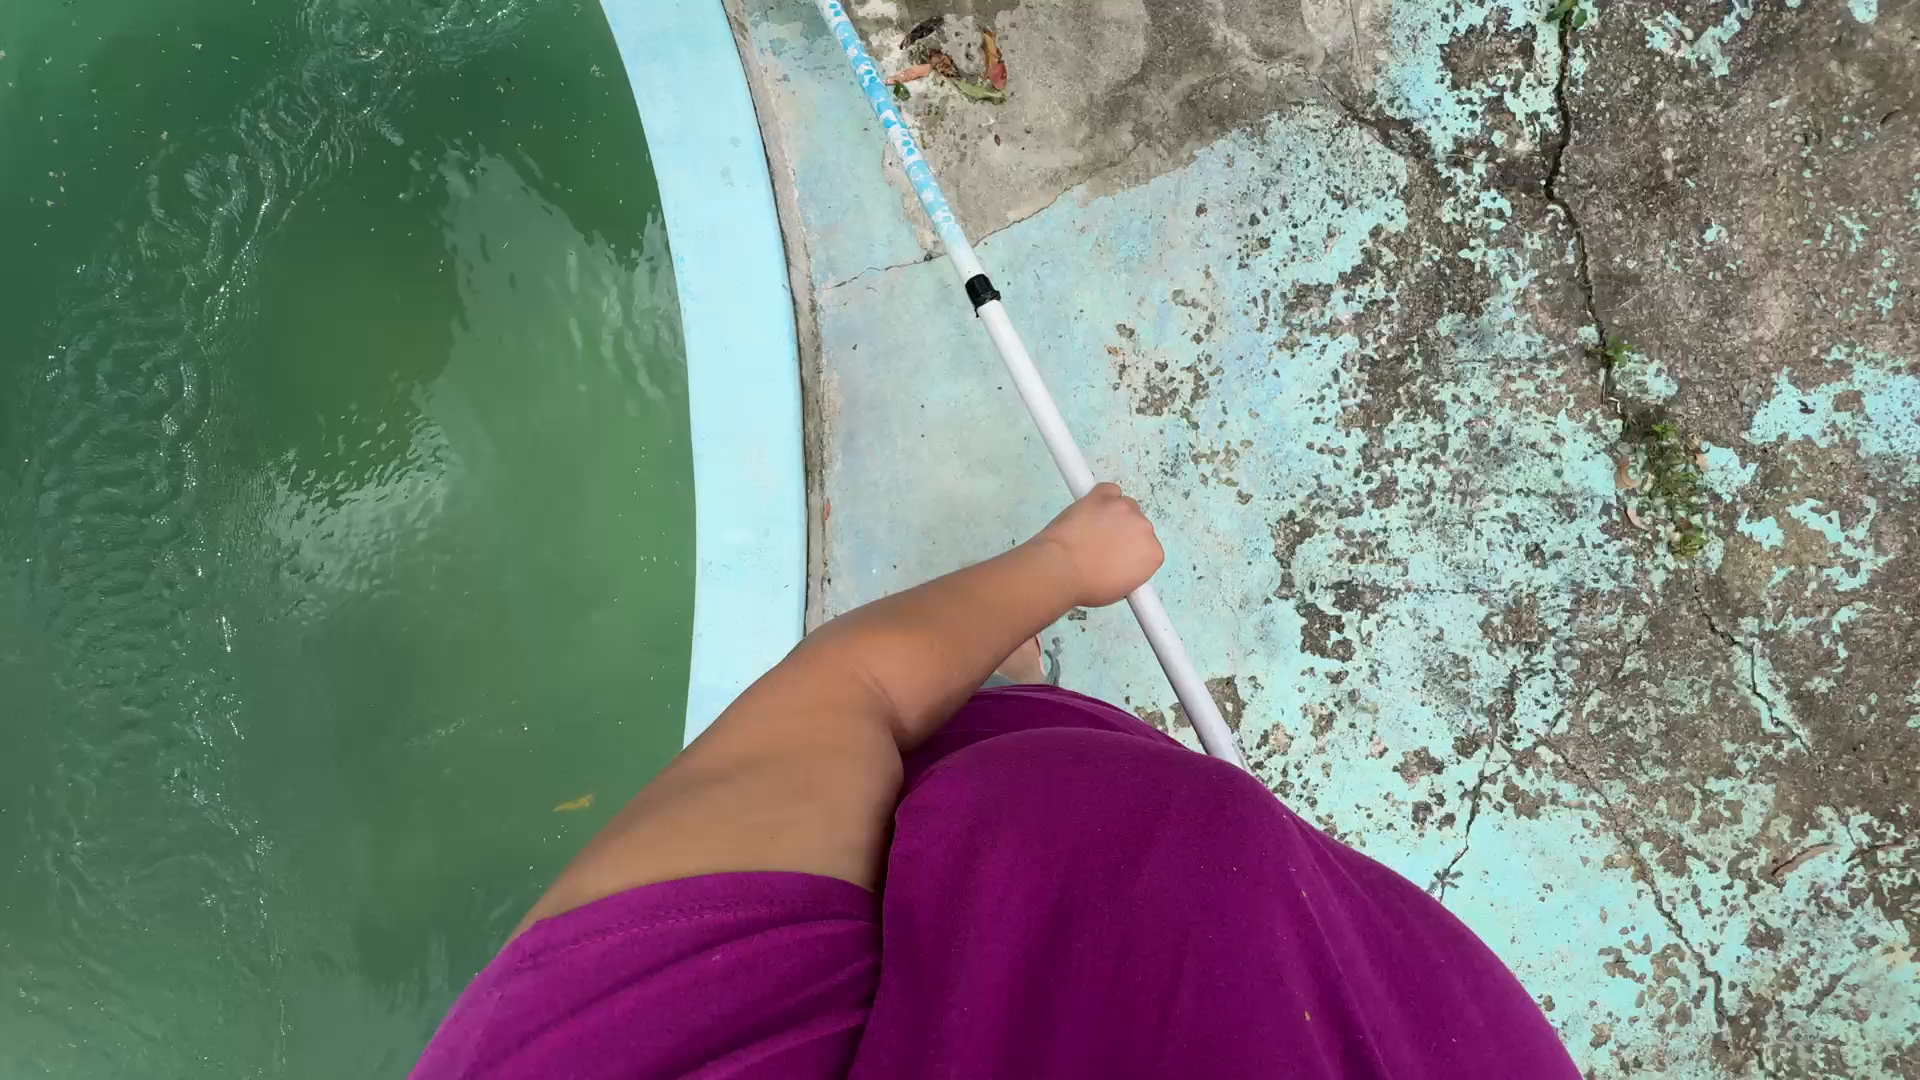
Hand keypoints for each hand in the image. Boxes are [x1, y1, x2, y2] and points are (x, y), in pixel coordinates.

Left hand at [1029, 483, 1164, 607]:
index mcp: (1153, 554)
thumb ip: (1130, 570)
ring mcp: (1123, 508)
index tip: (1115, 556)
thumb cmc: (1088, 585)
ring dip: (1111, 514)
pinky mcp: (1102, 495)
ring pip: (1124, 506)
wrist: (1061, 568)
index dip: (1129, 551)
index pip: (1147, 547)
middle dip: (1122, 532)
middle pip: (1137, 525)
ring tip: (1090, 529)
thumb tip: (1123, 562)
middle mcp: (1145, 528)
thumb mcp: (1119, 589)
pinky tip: (1090, 510)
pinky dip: (1101, 497)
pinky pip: (1108, 490)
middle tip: (1099, 544)